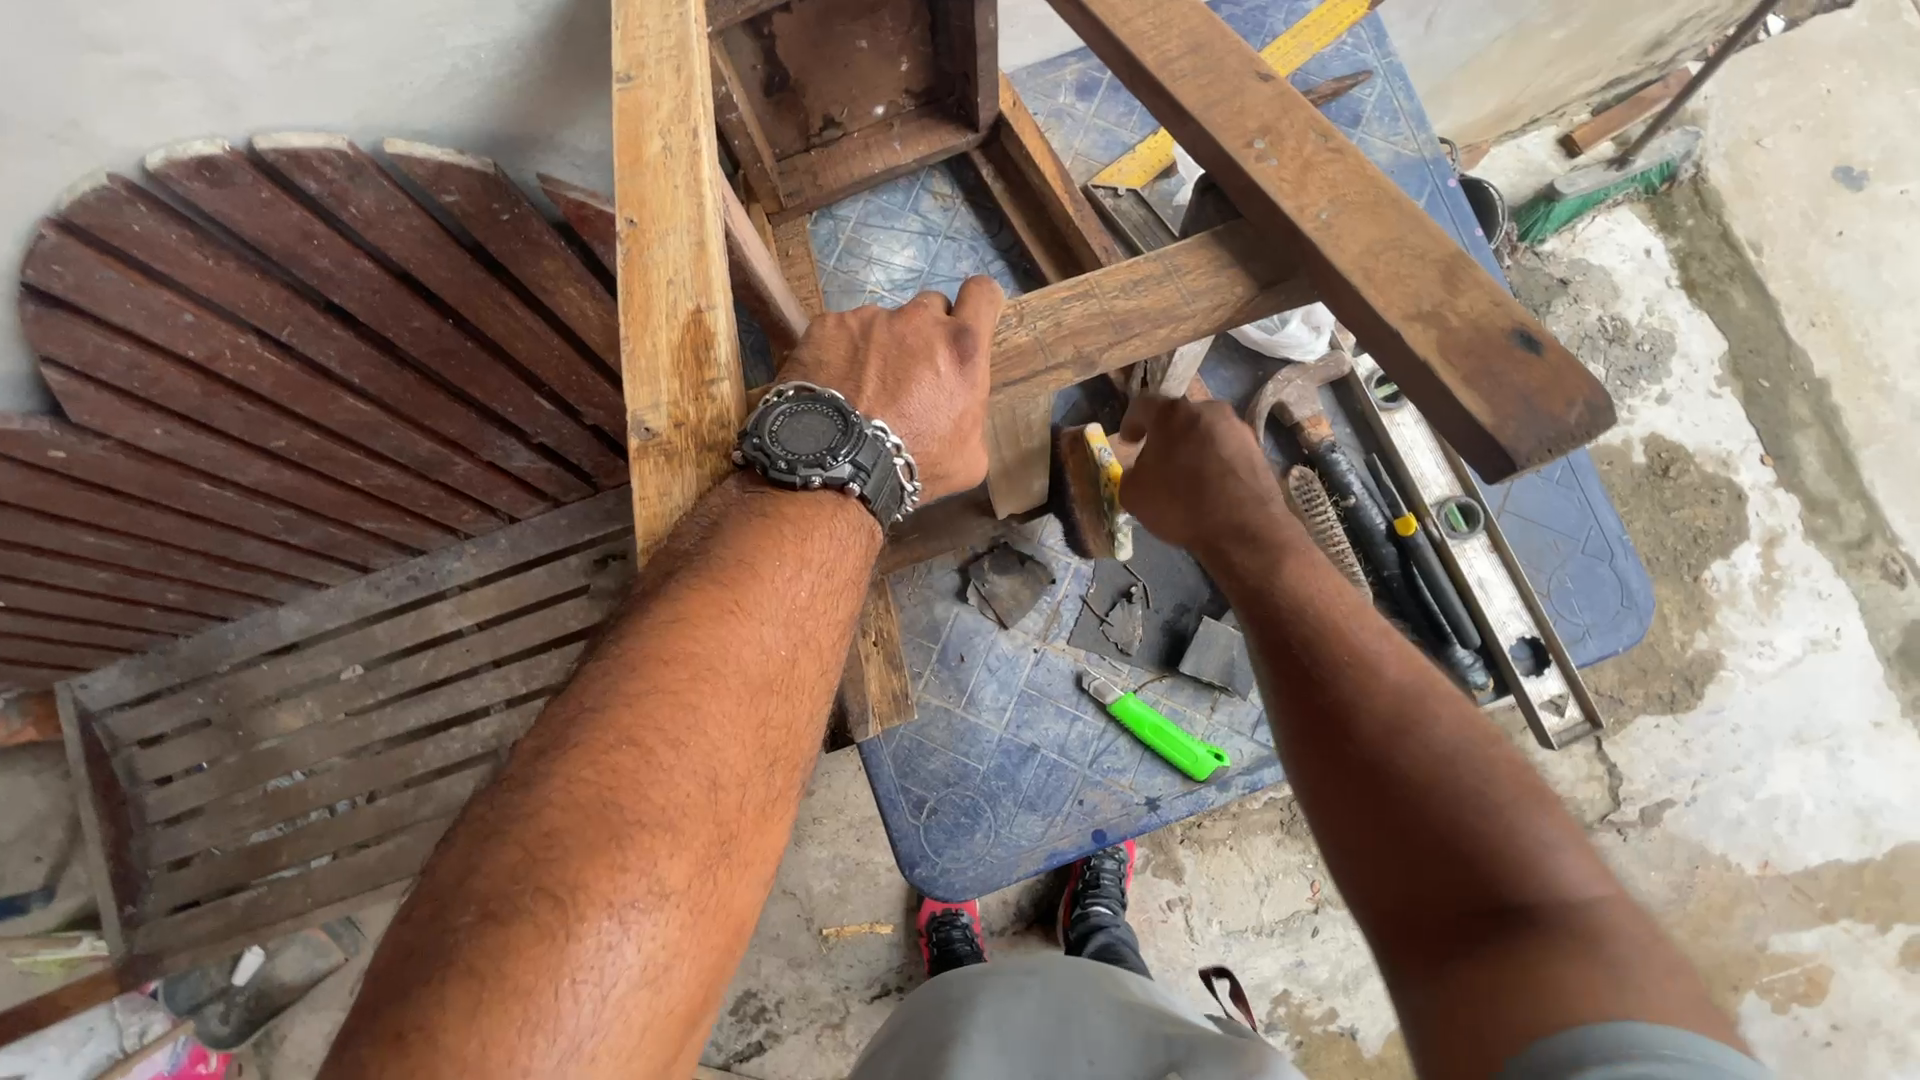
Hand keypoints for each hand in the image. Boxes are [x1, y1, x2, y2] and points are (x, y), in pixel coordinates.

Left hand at [778, 277, 1004, 501]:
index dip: (978, 305)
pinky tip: (833, 388)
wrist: (839, 467)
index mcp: (962, 348)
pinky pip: (840, 334)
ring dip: (879, 348)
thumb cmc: (915, 466)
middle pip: (930, 308)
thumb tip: (960, 413)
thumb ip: (971, 418)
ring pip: (882, 323)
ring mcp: (869, 318)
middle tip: (909, 374)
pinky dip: (840, 354)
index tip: (967, 322)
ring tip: (861, 390)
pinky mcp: (828, 325)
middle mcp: (918, 321)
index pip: (982, 293)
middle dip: (925, 334)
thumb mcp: (969, 458)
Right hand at [1118, 396, 1291, 558]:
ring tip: (1188, 477)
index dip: (1131, 422)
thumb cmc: (1180, 504)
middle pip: (1179, 418)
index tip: (1129, 441)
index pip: (1143, 405)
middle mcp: (1208, 410)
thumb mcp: (1133, 493)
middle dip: (1166, 436)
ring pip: (1205, 432)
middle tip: (1158, 461)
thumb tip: (1142, 470)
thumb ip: (1131, 473)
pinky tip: (1211, 487)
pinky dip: (1214, 461)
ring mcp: (1238, 428)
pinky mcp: (1258, 449)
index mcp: (1172, 413)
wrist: (1243, 529)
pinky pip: (1226, 450)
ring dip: (1193, 448)